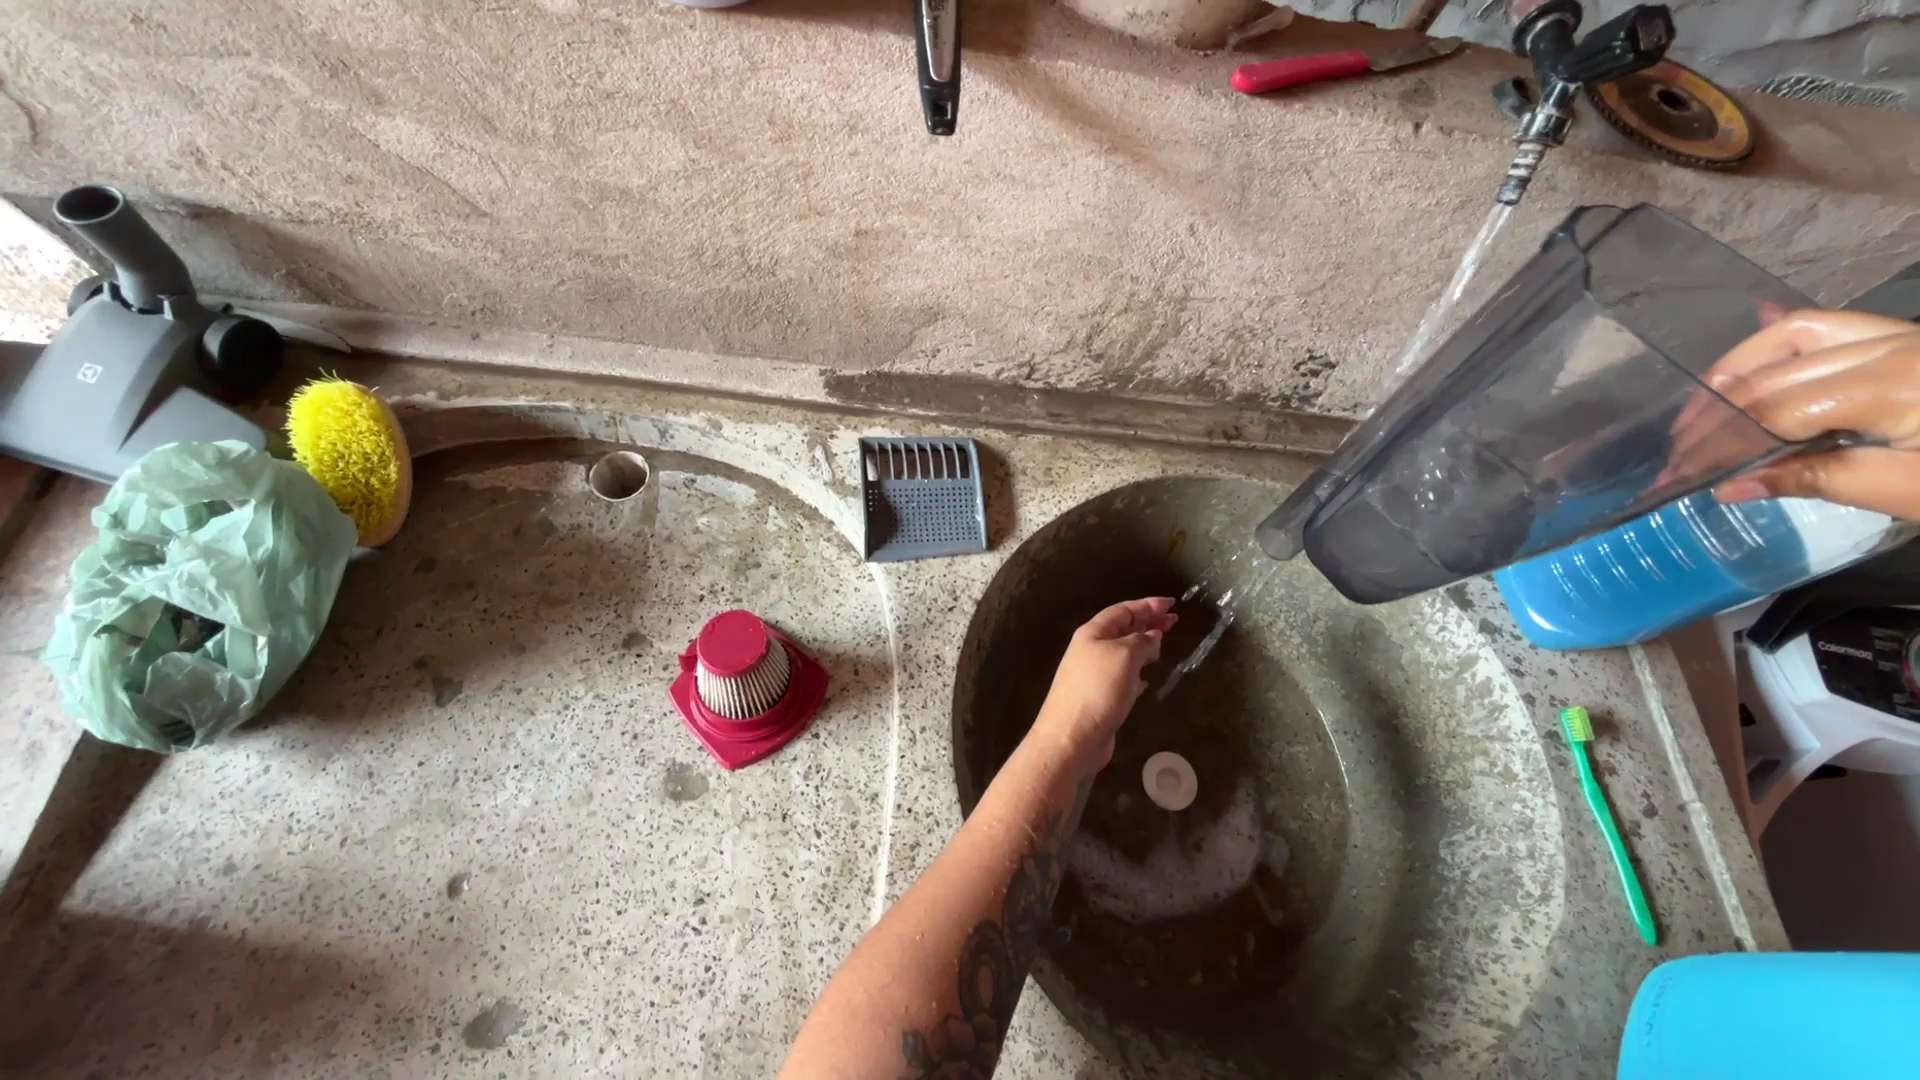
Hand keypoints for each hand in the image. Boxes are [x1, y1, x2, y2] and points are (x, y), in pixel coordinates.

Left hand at [1028, 597, 1176, 770]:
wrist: (1072, 737)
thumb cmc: (1098, 689)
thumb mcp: (1124, 656)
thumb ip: (1141, 641)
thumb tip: (1152, 636)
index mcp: (1092, 633)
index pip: (1122, 610)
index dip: (1147, 605)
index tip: (1171, 604)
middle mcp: (1091, 650)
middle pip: (1122, 630)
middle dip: (1147, 622)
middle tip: (1173, 620)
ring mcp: (1094, 675)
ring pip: (1123, 653)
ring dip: (1143, 646)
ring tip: (1163, 644)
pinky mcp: (1100, 698)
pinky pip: (1123, 678)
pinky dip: (1137, 673)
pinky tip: (1147, 678)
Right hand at [1693, 309, 1919, 518]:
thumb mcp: (1916, 492)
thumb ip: (1820, 480)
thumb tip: (1728, 485)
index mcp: (1892, 386)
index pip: (1772, 411)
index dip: (1717, 445)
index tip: (1679, 478)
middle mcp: (1893, 347)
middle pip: (1771, 375)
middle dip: (1714, 417)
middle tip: (1675, 455)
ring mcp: (1907, 338)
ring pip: (1796, 336)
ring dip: (1737, 369)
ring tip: (1704, 405)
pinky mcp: (1915, 343)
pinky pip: (1836, 324)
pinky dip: (1785, 335)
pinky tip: (1757, 329)